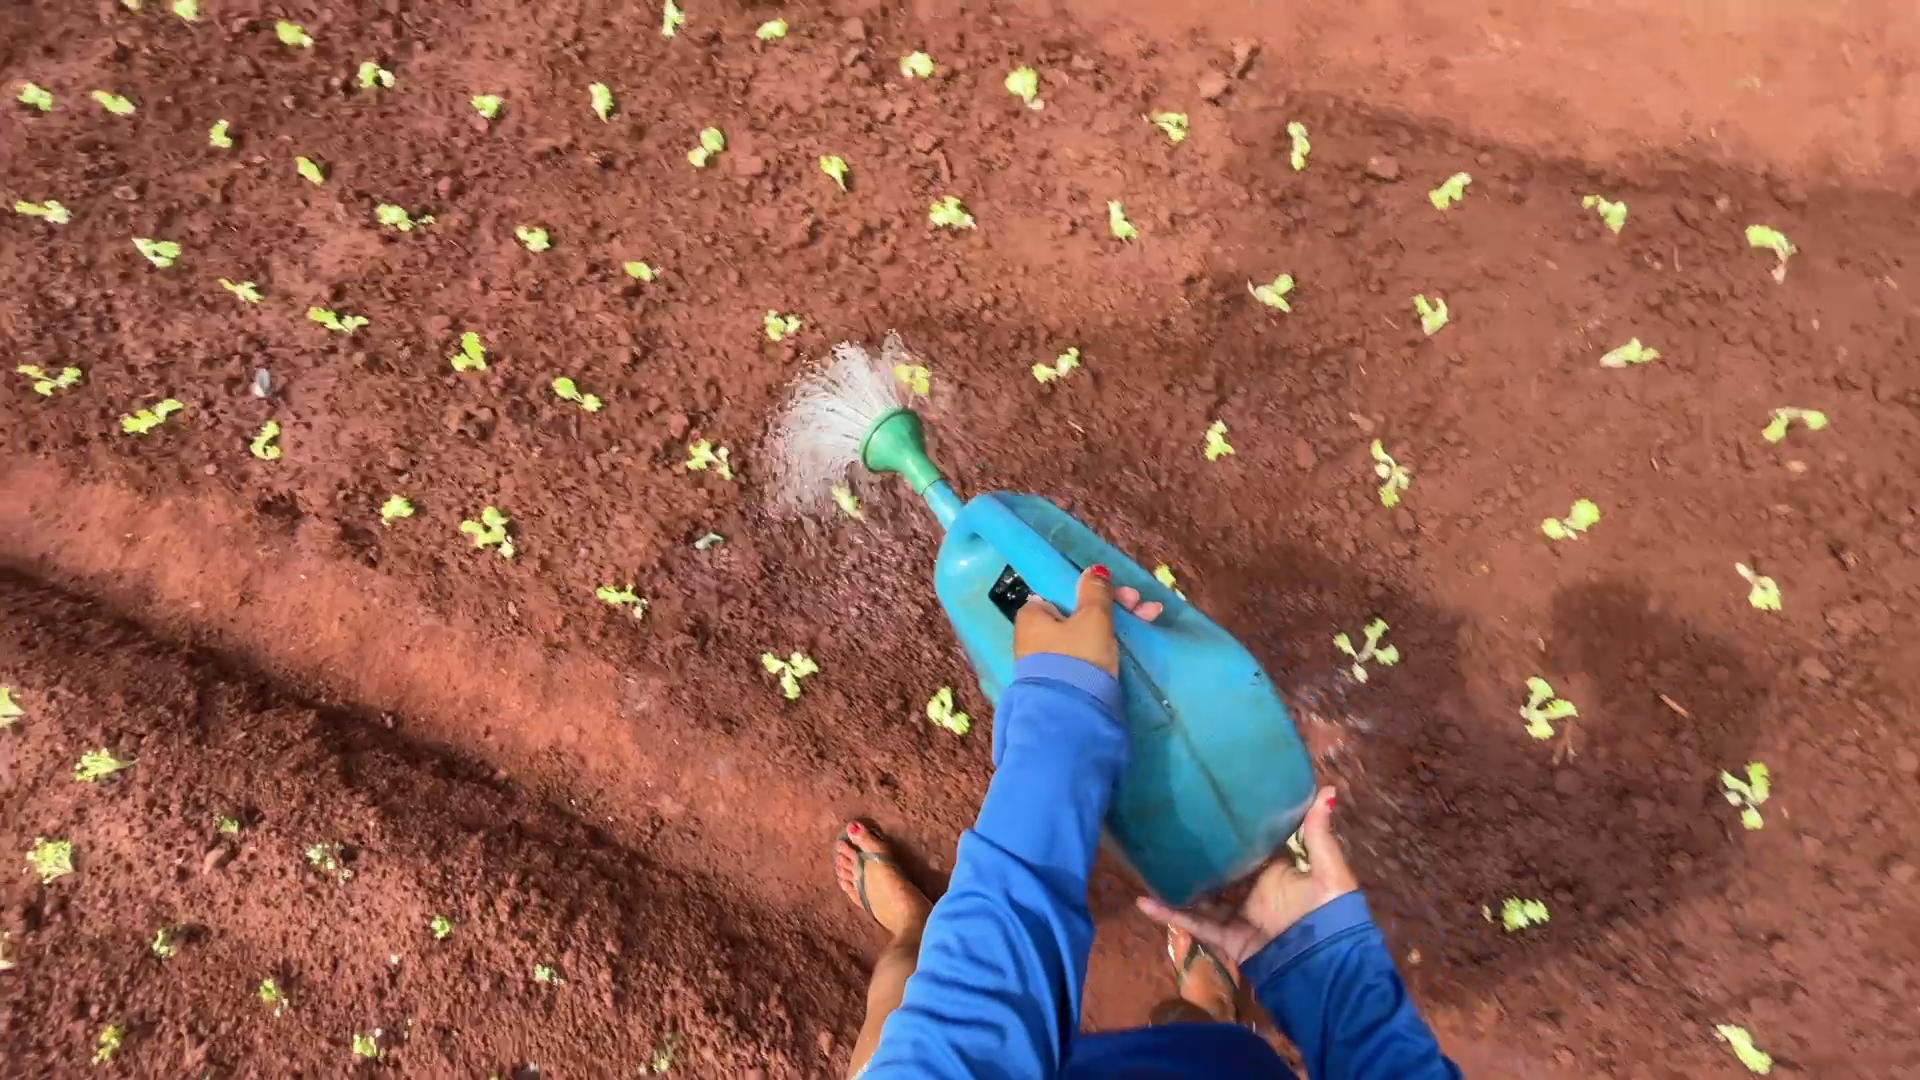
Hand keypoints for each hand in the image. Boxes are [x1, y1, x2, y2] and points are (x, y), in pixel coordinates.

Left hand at [1013, 565, 1163, 675]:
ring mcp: (1048, 659)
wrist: (1072, 716)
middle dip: (1114, 607)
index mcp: (1033, 615)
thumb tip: (1093, 569)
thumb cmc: (1078, 657)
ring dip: (1117, 624)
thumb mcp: (1092, 618)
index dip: (1095, 590)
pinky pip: (1086, 652)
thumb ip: (1095, 591)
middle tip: (1143, 607)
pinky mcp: (1063, 679)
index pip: (1064, 592)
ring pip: (1087, 632)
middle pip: (1079, 612)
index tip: (1124, 594)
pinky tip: (1132, 641)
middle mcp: (1035, 635)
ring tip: (1151, 617)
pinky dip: (1107, 645)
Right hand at [1136, 786, 1356, 964]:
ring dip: (1176, 881)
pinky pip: (1195, 924)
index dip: (1231, 825)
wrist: (1327, 971)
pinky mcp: (1227, 937)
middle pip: (1220, 868)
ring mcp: (1238, 914)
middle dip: (1197, 852)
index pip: (1250, 844)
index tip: (1207, 799)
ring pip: (1201, 894)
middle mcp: (1253, 890)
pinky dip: (1170, 914)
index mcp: (1276, 871)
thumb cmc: (1328, 916)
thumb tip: (1329, 788)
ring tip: (1147, 860)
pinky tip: (1144, 902)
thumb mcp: (1328, 871)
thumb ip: (1318, 833)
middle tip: (1166, 824)